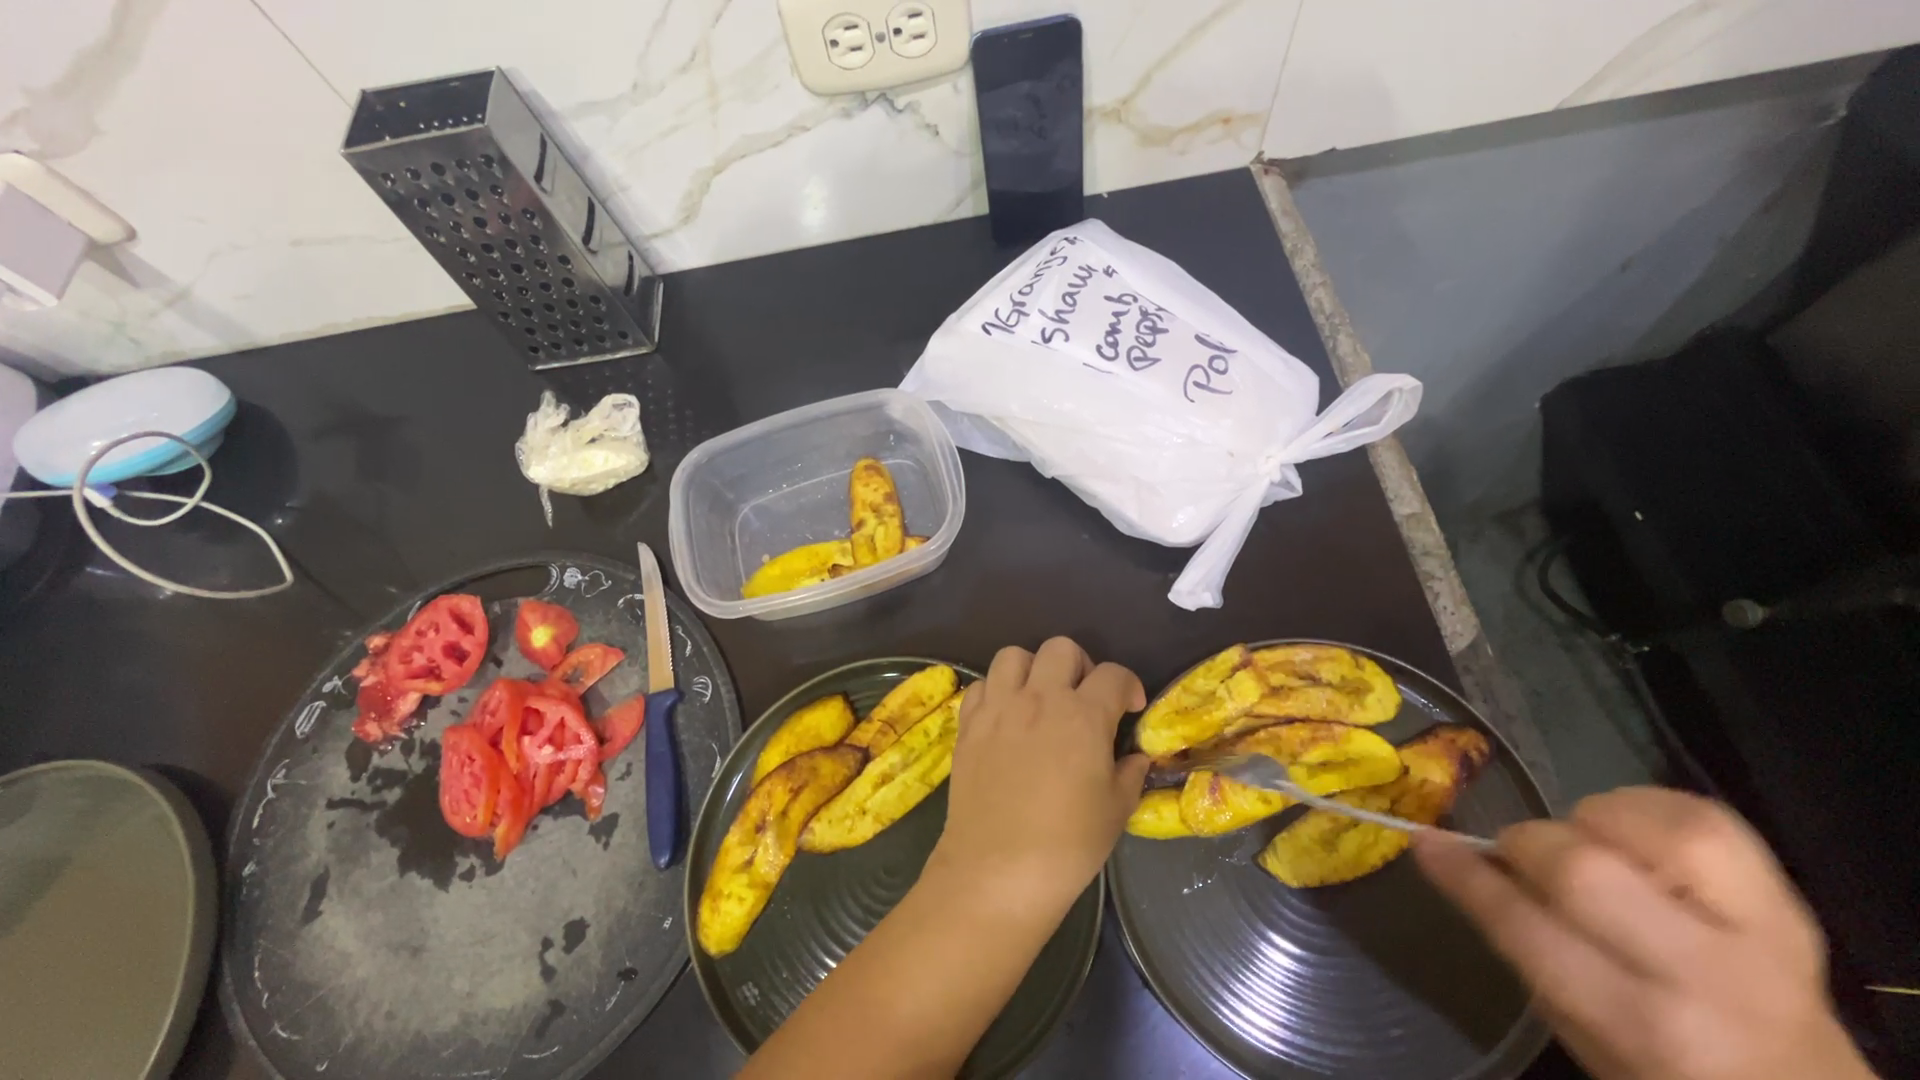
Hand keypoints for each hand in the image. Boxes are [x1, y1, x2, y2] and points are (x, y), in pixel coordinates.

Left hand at [928, 637, 1148, 918]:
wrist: (998, 870)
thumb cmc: (1068, 843)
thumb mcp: (1116, 809)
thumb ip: (1129, 773)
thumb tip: (1135, 757)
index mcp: (1083, 716)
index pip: (1113, 675)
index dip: (1128, 686)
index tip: (1130, 708)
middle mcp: (1039, 699)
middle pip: (1061, 649)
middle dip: (1081, 666)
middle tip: (1084, 698)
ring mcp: (998, 709)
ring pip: (1014, 655)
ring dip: (1033, 669)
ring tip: (1040, 698)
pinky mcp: (968, 725)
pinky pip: (982, 685)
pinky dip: (997, 691)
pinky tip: (1006, 717)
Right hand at [1415, 786, 1875, 1079]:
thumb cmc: (1662, 1066)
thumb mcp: (1579, 1029)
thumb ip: (1525, 945)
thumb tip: (1462, 858)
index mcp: (1640, 1025)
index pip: (1527, 928)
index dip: (1466, 876)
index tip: (1425, 841)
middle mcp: (1703, 973)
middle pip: (1582, 870)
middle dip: (1529, 845)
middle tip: (1518, 855)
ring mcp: (1758, 927)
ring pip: (1643, 827)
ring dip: (1592, 823)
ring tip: (1590, 847)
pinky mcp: (1784, 892)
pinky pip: (1695, 811)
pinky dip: (1642, 810)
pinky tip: (1635, 838)